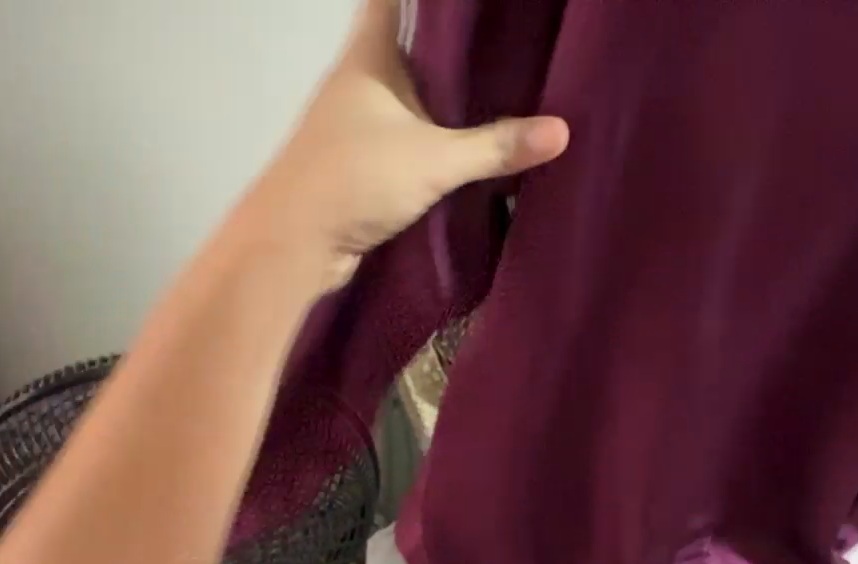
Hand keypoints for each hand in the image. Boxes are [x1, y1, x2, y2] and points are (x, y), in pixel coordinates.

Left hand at [240, 0, 569, 290]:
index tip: (479, 1)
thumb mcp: (433, 159)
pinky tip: (475, 149)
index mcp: (369, 54)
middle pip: (413, 47)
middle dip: (458, 46)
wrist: (295, 245)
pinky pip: (410, 141)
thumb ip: (495, 146)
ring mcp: (360, 125)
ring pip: (413, 98)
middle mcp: (362, 80)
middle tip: (513, 44)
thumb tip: (562, 132)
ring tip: (508, 88)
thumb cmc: (354, 178)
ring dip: (450, 100)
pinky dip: (439, 142)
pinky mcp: (364, 166)